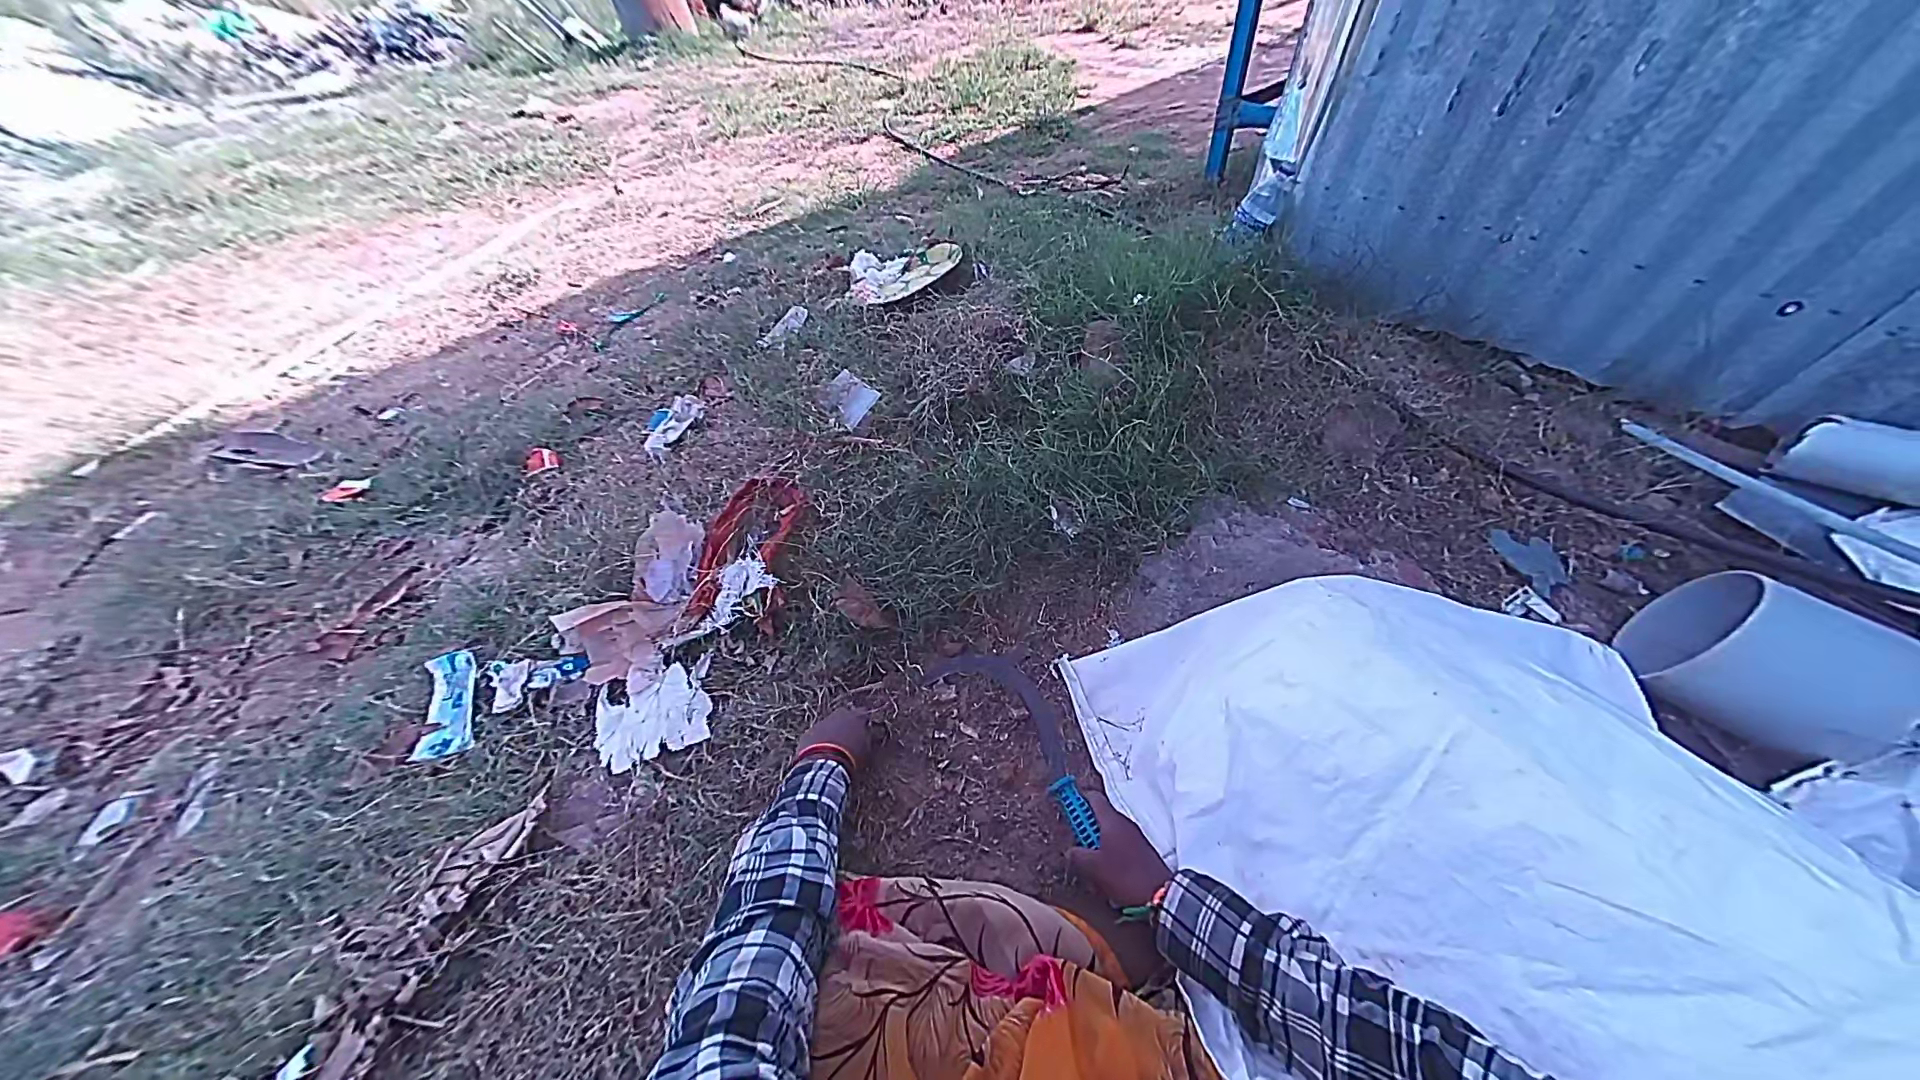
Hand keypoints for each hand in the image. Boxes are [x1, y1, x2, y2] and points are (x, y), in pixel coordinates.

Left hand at [794, 701, 873, 771]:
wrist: (824, 765)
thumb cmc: (851, 756)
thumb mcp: (866, 749)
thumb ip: (868, 737)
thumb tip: (869, 733)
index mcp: (856, 716)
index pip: (863, 713)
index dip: (864, 722)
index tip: (865, 730)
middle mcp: (838, 715)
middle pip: (844, 715)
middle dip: (846, 724)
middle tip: (848, 738)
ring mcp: (821, 723)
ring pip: (829, 724)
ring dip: (831, 732)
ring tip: (834, 748)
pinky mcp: (808, 733)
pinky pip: (816, 735)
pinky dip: (819, 741)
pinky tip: (821, 753)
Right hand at [1067, 791, 1170, 907]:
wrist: (1161, 895)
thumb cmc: (1124, 876)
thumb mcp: (1093, 867)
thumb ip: (1077, 855)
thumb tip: (1071, 851)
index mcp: (1111, 820)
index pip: (1093, 797)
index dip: (1078, 799)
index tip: (1068, 808)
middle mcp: (1124, 823)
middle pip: (1100, 816)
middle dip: (1086, 827)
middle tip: (1077, 843)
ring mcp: (1135, 836)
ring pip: (1109, 832)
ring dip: (1097, 842)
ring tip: (1091, 862)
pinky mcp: (1142, 850)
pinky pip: (1120, 844)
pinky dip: (1110, 852)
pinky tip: (1107, 871)